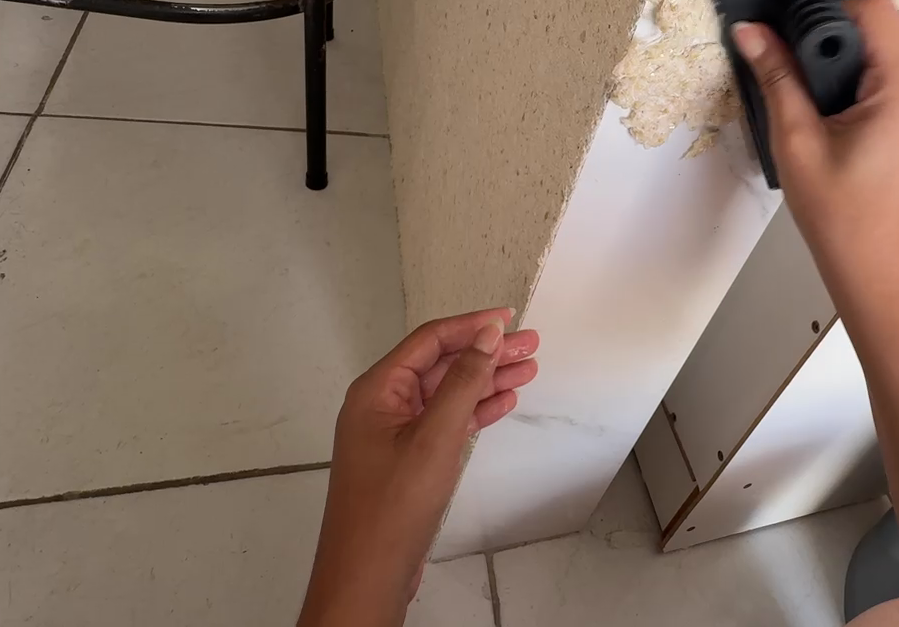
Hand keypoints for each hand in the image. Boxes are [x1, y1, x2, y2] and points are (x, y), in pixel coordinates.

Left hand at [298, 309, 538, 626]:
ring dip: (487, 380)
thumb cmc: (396, 503)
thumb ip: (464, 379)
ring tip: (529, 369)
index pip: (431, 340)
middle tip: (531, 344)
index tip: (509, 318)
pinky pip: (446, 421)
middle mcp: (384, 403)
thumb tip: (488, 333)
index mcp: (378, 389)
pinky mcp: (408, 458)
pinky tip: (504, 401)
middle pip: (442, 364)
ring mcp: (395, 432)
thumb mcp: (436, 435)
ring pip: (448, 393)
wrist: (367, 581)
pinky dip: (475, 410)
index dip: (471, 325)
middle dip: (486, 353)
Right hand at [731, 0, 898, 289]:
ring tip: (809, 106)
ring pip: (884, 60)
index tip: (792, 38)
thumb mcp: (796, 140)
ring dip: (843, 68)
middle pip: (881, 33)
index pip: (874, 10)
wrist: (879, 273)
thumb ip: (776, 77)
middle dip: (832, 43)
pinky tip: (832, 122)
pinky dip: (858, 89)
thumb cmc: (838, 213)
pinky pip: (891, 86)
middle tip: (793, 76)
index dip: (829, 11)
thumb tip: (749, 29)